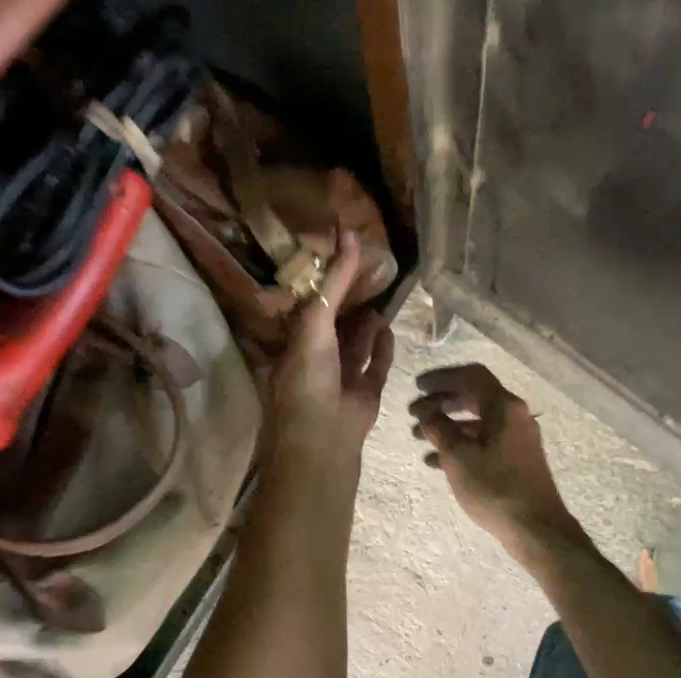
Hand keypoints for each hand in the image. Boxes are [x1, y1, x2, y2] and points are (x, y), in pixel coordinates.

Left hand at [268, 231, 395, 461]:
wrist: (325, 440)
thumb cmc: (308, 381)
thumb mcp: (314, 326)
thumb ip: (332, 284)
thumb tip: (347, 235)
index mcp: (292, 346)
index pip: (308, 307)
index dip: (323, 282)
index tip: (340, 252)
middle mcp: (315, 361)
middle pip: (334, 324)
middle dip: (349, 299)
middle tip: (371, 267)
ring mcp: (341, 380)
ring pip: (355, 345)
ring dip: (365, 323)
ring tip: (381, 292)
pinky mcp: (365, 394)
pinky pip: (375, 365)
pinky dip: (382, 348)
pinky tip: (388, 328)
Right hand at [409, 364, 581, 553]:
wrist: (535, 527)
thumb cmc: (495, 488)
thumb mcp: (458, 457)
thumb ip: (439, 429)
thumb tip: (427, 413)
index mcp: (504, 407)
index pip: (471, 377)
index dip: (441, 378)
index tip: (417, 387)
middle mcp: (514, 415)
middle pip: (473, 397)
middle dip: (441, 403)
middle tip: (414, 413)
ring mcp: (517, 438)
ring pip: (477, 421)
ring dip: (447, 425)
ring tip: (418, 438)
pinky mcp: (516, 458)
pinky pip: (483, 441)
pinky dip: (460, 444)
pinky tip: (436, 462)